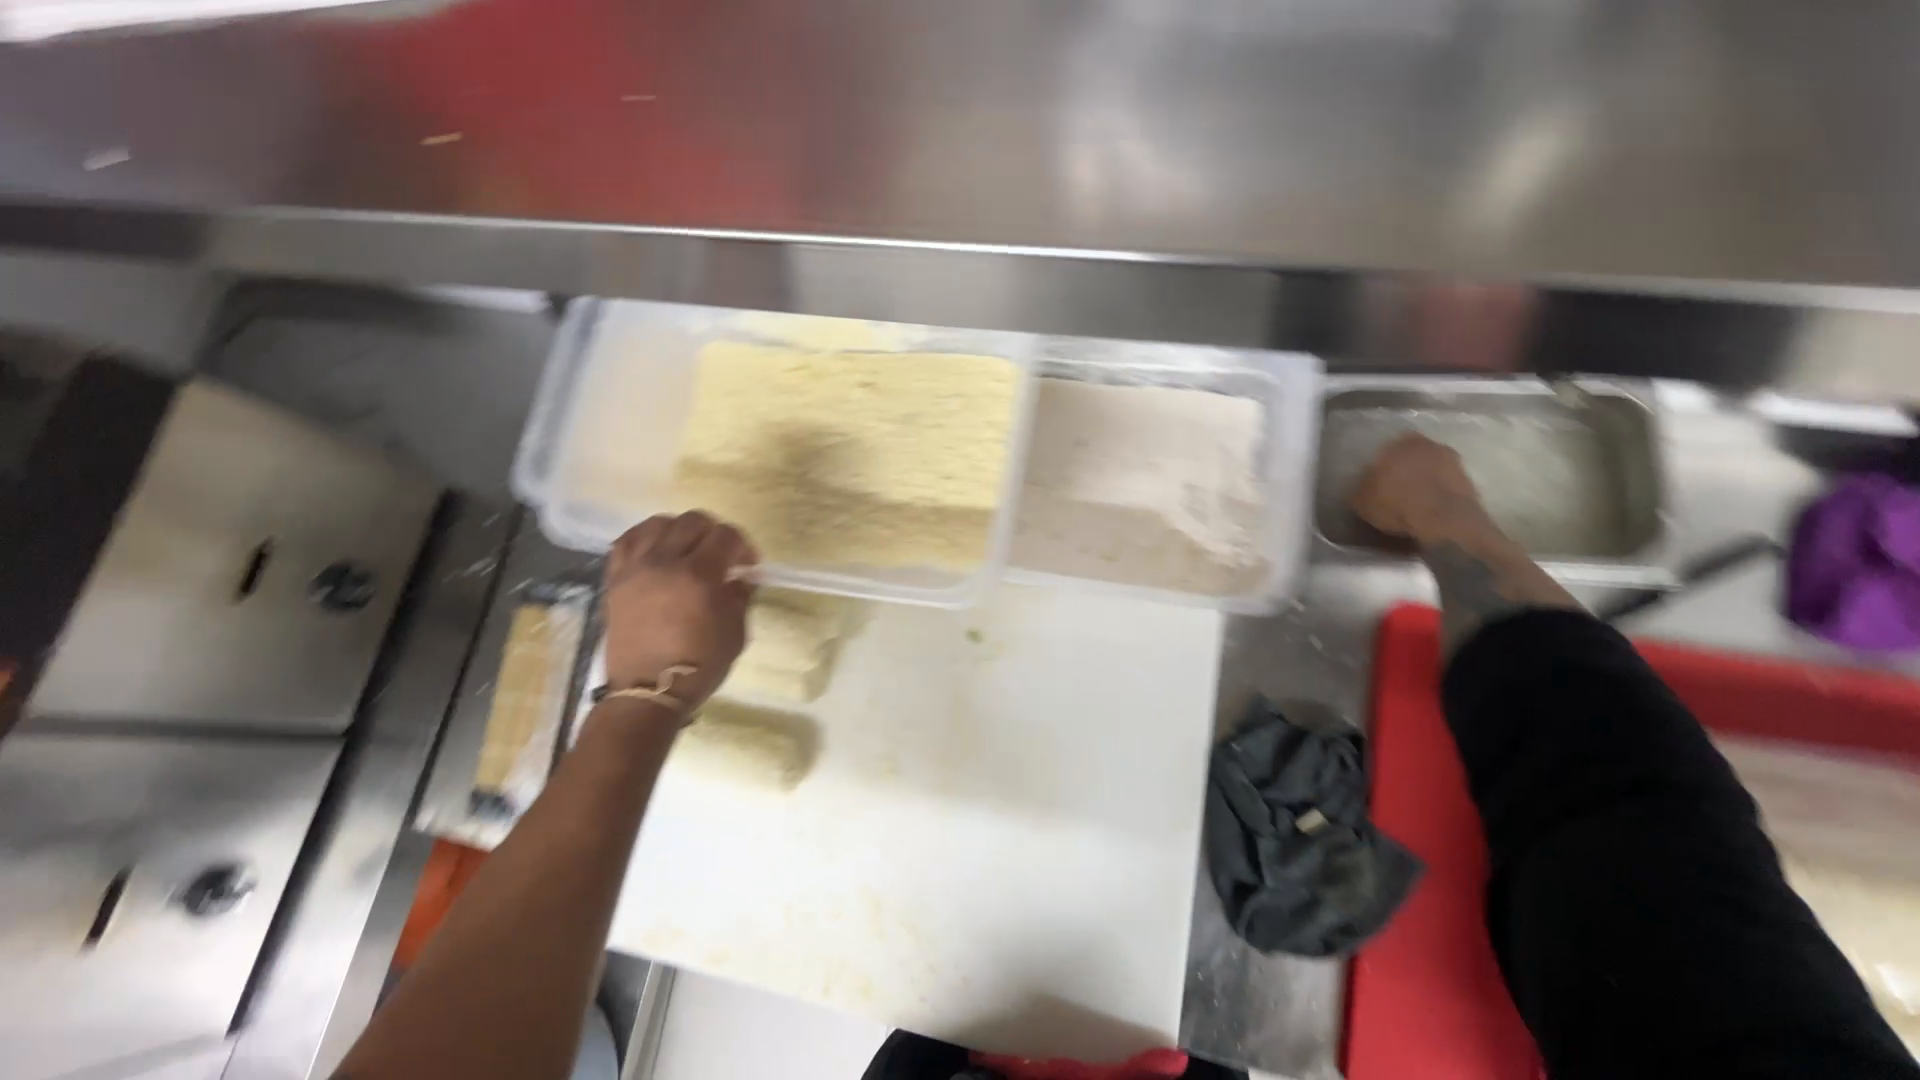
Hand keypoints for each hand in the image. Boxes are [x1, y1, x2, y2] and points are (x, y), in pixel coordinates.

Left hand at [602, 511, 757, 710]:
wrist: (648, 693)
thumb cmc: (699, 666)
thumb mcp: (735, 633)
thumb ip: (740, 597)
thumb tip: (741, 577)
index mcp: (699, 575)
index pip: (726, 536)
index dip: (743, 545)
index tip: (748, 565)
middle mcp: (665, 562)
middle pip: (693, 521)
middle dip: (714, 532)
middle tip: (721, 555)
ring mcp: (635, 568)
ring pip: (658, 523)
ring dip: (679, 530)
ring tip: (686, 549)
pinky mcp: (615, 580)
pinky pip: (626, 542)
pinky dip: (644, 538)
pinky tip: (656, 550)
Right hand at [1351, 434, 1487, 542]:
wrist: (1444, 520)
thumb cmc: (1397, 503)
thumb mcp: (1362, 500)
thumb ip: (1362, 488)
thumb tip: (1364, 487)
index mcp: (1400, 442)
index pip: (1386, 449)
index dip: (1380, 466)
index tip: (1376, 483)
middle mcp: (1429, 444)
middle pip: (1412, 457)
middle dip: (1405, 470)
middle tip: (1395, 491)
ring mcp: (1454, 461)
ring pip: (1432, 469)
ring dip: (1424, 482)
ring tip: (1413, 503)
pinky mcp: (1470, 482)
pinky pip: (1446, 485)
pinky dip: (1439, 494)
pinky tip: (1430, 510)